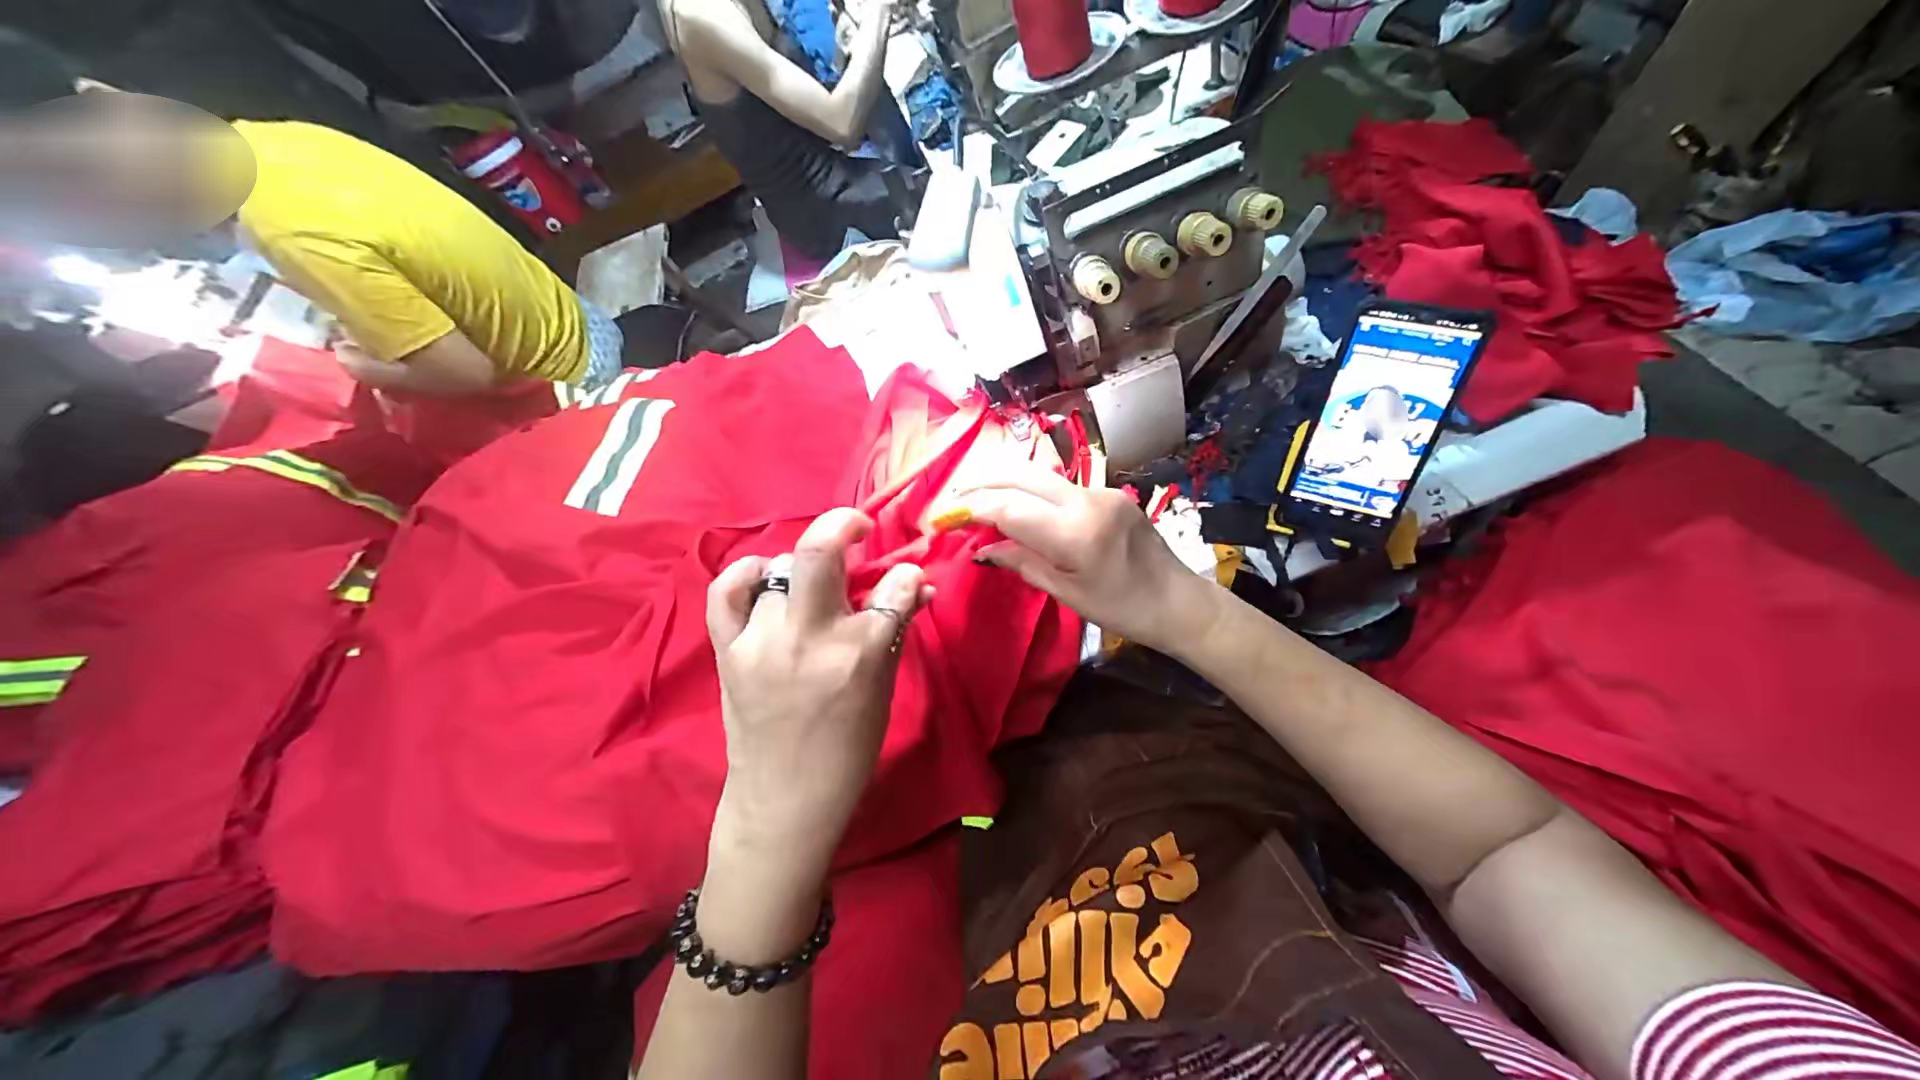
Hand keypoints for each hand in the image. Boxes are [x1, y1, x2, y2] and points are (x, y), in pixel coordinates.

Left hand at [704, 508, 931, 886]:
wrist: (785, 798)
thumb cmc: (848, 749)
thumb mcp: (883, 690)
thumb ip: (895, 630)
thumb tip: (915, 586)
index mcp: (856, 654)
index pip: (893, 589)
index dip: (906, 576)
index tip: (906, 576)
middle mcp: (807, 638)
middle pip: (819, 551)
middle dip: (843, 524)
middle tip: (858, 529)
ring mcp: (760, 641)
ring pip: (780, 570)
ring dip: (803, 569)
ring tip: (813, 585)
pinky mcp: (728, 651)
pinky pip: (726, 591)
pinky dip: (745, 574)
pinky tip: (764, 575)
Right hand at [950, 467, 1218, 657]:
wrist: (1179, 600)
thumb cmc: (1121, 608)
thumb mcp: (1066, 593)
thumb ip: (1021, 563)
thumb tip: (980, 549)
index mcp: (1075, 533)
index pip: (1008, 507)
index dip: (970, 509)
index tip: (943, 517)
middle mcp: (1087, 500)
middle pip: (1020, 476)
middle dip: (980, 483)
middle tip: (953, 500)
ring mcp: (1101, 491)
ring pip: (1039, 476)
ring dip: (1004, 484)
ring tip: (977, 501)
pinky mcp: (1109, 491)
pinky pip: (1059, 486)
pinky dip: (1031, 494)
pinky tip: (1019, 508)